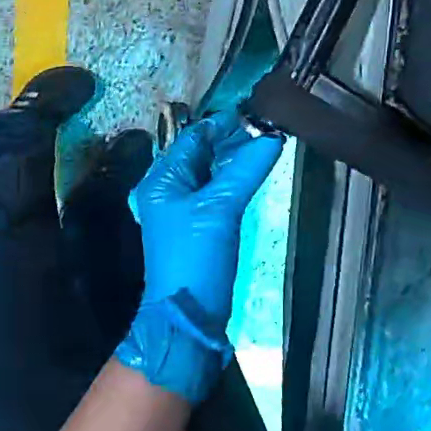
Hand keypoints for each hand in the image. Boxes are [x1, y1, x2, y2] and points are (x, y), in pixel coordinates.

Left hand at [115, 111, 283, 403]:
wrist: (186, 315)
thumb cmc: (194, 258)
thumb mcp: (218, 210)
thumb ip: (242, 171)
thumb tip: (271, 137)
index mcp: (159, 180)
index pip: (190, 139)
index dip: (220, 125)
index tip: (255, 114)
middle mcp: (165, 191)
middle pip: (199, 156)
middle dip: (229, 142)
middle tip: (268, 130)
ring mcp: (180, 211)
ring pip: (208, 175)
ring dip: (232, 162)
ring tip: (266, 148)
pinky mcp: (196, 229)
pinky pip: (214, 196)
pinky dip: (232, 184)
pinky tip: (253, 179)